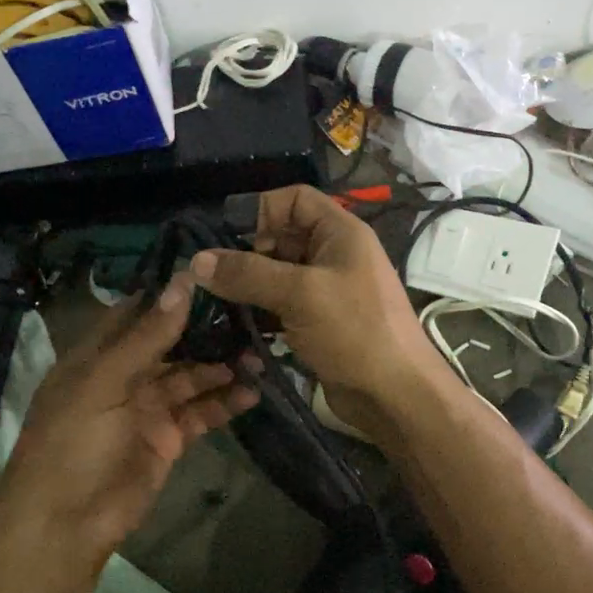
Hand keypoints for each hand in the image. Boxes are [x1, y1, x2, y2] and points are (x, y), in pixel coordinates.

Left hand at [0, 274, 258, 556]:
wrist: (65, 528)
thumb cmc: (72, 445)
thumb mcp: (105, 383)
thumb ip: (148, 335)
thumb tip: (184, 281)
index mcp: (98, 356)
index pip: (139, 312)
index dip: (173, 294)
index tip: (216, 271)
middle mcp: (125, 376)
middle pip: (173, 343)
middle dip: (209, 330)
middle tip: (252, 313)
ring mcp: (149, 408)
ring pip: (193, 376)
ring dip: (224, 365)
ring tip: (261, 354)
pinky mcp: (169, 439)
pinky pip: (203, 411)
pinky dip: (227, 401)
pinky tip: (254, 391)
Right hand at [190, 185, 443, 438]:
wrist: (395, 393)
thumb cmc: (354, 330)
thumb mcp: (300, 294)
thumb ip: (249, 274)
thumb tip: (197, 261)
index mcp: (341, 232)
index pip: (295, 199)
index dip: (261, 209)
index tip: (226, 236)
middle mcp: (334, 254)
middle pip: (282, 236)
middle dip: (246, 252)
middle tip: (211, 276)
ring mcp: (328, 290)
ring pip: (278, 274)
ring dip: (248, 285)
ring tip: (213, 301)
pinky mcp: (319, 322)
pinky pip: (282, 305)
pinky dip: (259, 310)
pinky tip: (232, 325)